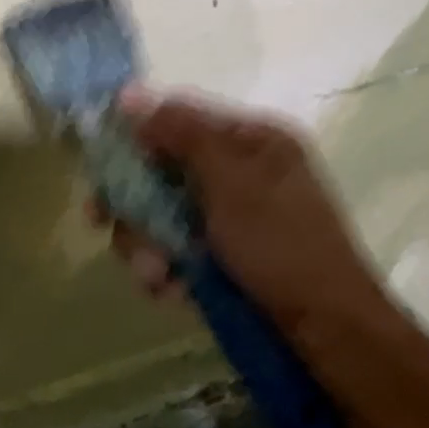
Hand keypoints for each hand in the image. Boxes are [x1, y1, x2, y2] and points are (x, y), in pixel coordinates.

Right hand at [94, 87, 392, 344]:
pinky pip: (169, 251)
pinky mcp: (217, 258)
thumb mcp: (230, 181)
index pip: (176, 117)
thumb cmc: (282, 246)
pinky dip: (164, 271)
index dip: (133, 135)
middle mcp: (236, 173)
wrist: (327, 333)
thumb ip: (179, 134)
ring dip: (143, 245)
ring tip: (156, 275)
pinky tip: (170, 290)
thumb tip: (128, 94)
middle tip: (102, 221)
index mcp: (250, 141)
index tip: (102, 161)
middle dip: (131, 203)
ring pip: (155, 215)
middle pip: (156, 169)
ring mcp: (226, 219)